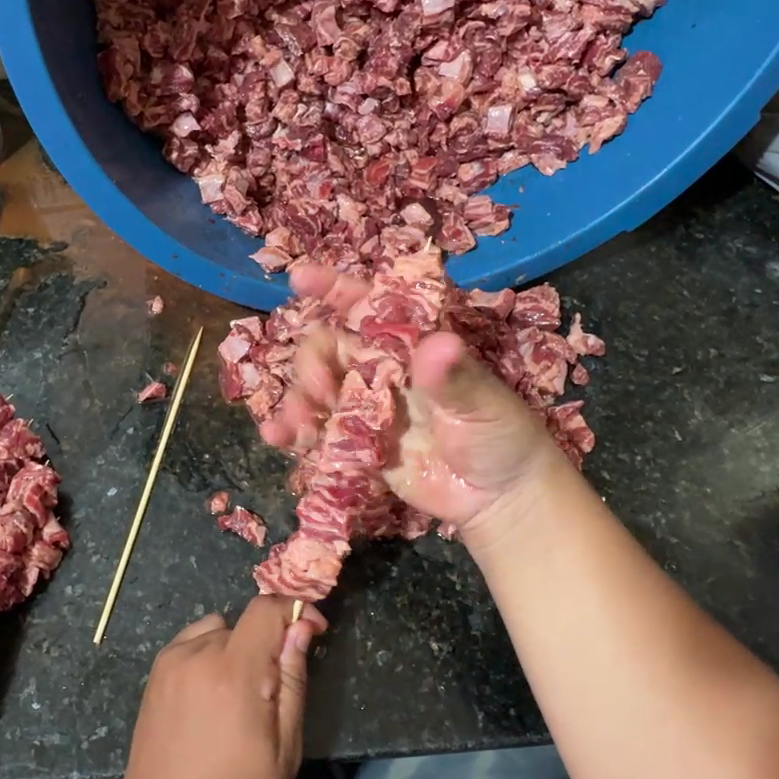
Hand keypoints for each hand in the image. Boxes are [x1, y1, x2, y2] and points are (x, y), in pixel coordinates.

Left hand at [79, 596, 326, 778]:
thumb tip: (302, 628)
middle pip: (246, 622)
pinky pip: (195, 640)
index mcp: (234, 672)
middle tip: (272, 691)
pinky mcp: (157, 668)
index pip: (267, 609)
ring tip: (239, 695)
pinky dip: (211, 652)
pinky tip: (212, 693)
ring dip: (239, 648)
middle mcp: (199, 653)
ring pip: (221, 629)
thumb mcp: (283, 749)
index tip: (315, 630)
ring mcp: (173, 658)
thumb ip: (293, 681)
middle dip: (270, 643)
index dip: (297, 609)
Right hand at [260, 263, 572, 544]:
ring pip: (315, 388)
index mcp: (411, 344)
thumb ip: (454, 376)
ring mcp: (364, 405)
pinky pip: (315, 429)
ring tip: (292, 423)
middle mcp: (381, 367)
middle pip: (329, 346)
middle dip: (312, 360)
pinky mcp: (355, 442)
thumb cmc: (501, 435)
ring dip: (296, 398)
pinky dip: (291, 429)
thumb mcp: (483, 402)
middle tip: (319, 388)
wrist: (499, 499)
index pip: (369, 304)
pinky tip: (277, 436)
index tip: (300, 279)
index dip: (334, 288)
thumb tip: (439, 345)